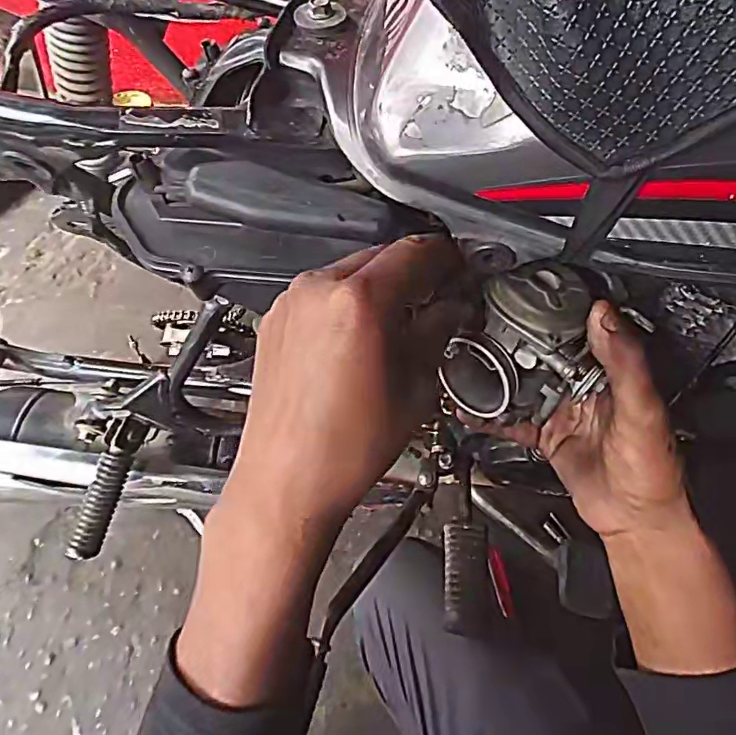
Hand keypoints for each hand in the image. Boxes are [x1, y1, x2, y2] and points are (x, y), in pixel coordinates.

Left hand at [224, 235, 470, 528]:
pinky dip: (349, 301)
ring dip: (382, 285)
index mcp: (356, 303)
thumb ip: (436, 333)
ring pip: (351, 272)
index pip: (415, 253)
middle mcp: (316, 293)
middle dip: (415, 271)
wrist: (285, 481)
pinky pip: (323, 293)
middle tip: (440, 295)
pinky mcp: (277, 321)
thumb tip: (449, 310)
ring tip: (403, 319)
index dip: (447, 257)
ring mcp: (291, 305)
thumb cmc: (340, 451)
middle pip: (381, 256)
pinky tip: (365, 333)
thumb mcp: (413, 389)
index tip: (459, 267)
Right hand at [472, 301, 691, 540]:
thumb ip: (623, 362)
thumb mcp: (641, 408)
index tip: (525, 303)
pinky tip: (473, 410)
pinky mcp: (549, 436)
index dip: (554, 317)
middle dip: (516, 345)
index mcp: (610, 372)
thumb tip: (603, 316)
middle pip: (543, 357)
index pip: (579, 333)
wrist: (637, 521)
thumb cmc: (653, 468)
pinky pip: (514, 421)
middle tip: (485, 332)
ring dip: (499, 377)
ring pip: (524, 385)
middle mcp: (584, 387)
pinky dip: (492, 416)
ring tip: (472, 365)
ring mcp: (564, 411)